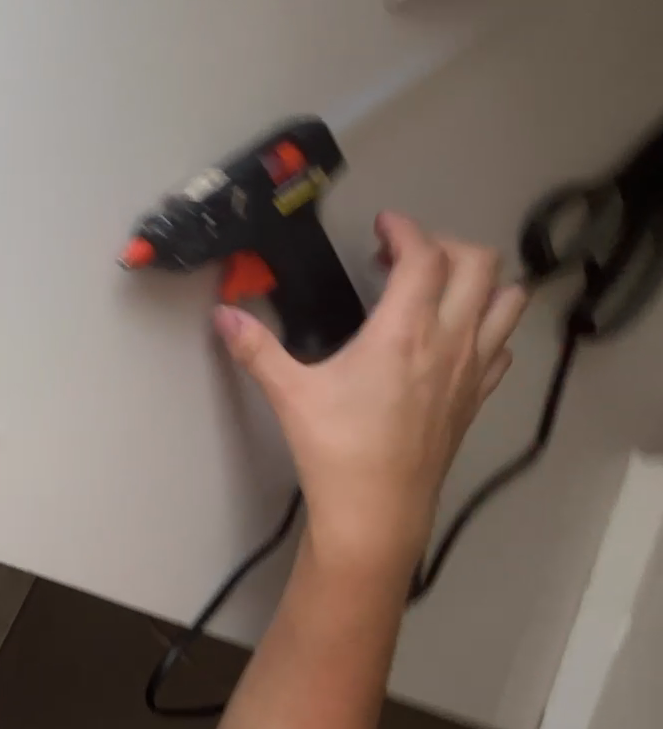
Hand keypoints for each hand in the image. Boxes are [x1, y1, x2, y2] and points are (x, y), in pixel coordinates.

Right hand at [214, 212, 529, 577]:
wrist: (377, 503)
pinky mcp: (477, 393)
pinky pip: (501, 341)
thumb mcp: (288, 394)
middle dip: (445, 246)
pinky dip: (485, 323)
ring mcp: (472, 366)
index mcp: (404, 331)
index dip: (407, 231)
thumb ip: (256, 349)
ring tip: (439, 287)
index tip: (383, 225)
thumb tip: (222, 314)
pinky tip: (453, 337)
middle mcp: (451, 338)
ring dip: (478, 279)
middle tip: (404, 255)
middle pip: (479, 264)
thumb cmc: (333, 445)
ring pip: (505, 298)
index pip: (425, 258)